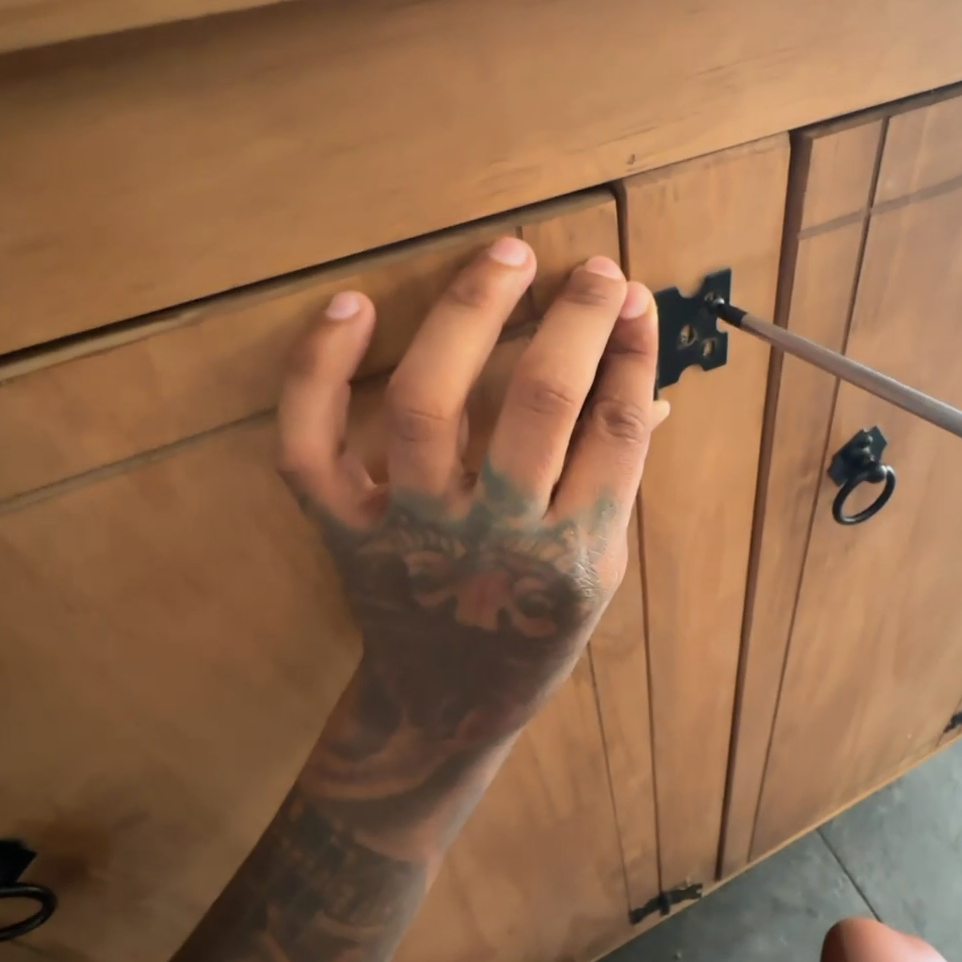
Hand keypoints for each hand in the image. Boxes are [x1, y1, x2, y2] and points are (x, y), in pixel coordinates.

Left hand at [276, 236, 664, 752]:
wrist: (445, 706)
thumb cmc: (535, 633)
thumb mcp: (602, 566)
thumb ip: (617, 475)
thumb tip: (648, 386)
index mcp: (575, 553)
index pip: (617, 427)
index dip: (631, 349)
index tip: (631, 295)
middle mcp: (498, 539)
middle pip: (541, 403)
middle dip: (573, 319)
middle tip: (588, 268)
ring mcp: (413, 532)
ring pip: (430, 403)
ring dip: (469, 314)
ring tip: (503, 255)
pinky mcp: (344, 530)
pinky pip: (312, 444)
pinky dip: (318, 371)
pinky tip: (350, 306)